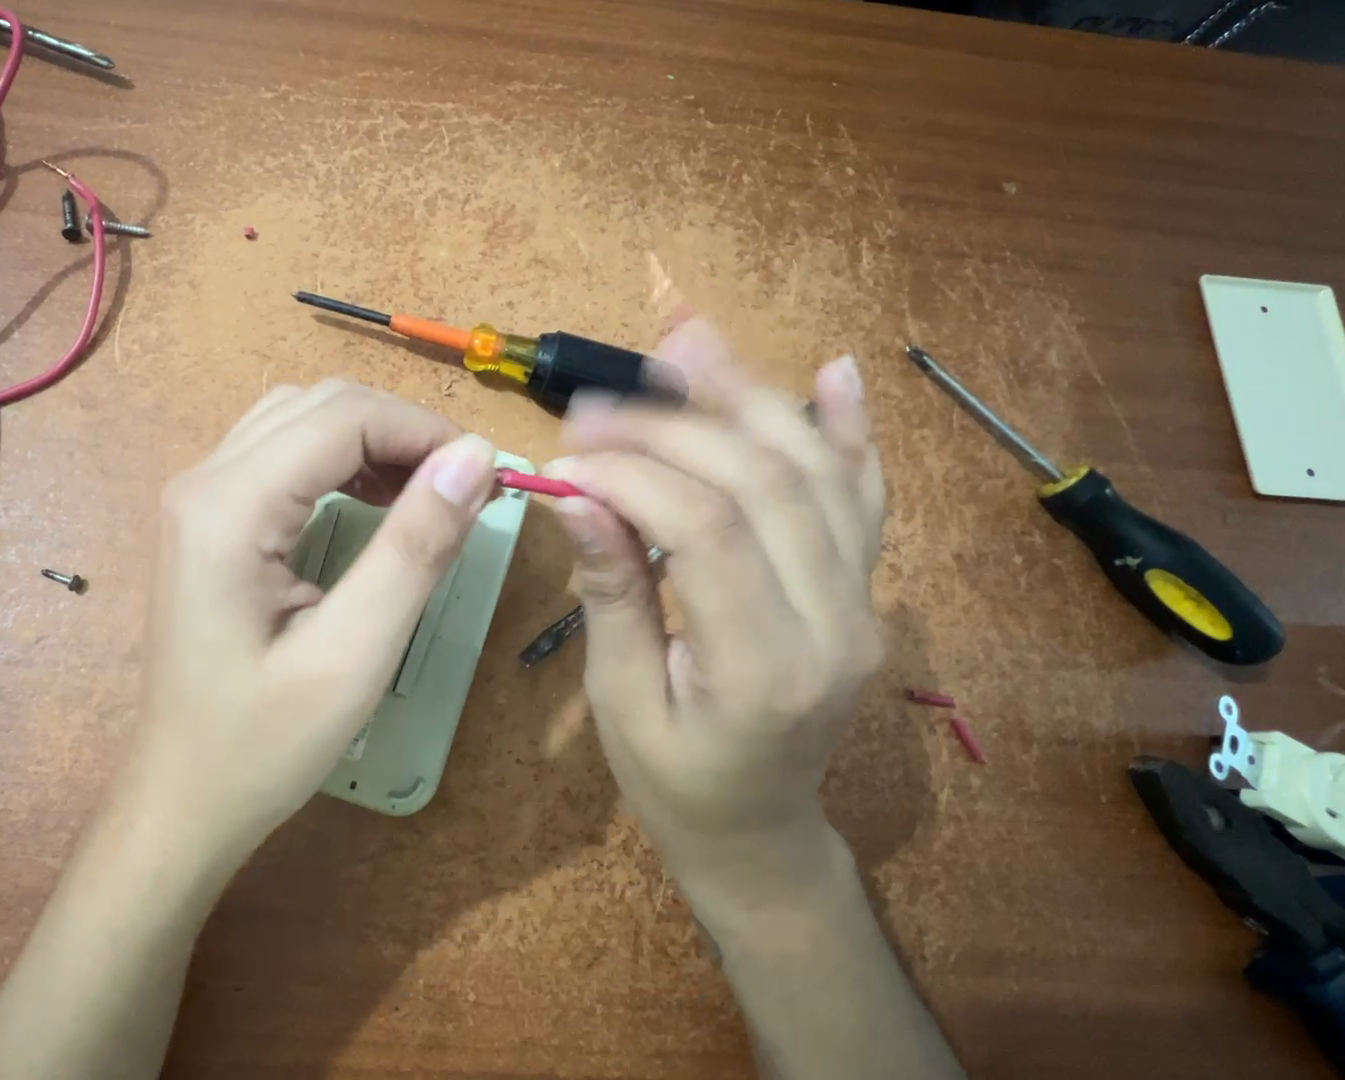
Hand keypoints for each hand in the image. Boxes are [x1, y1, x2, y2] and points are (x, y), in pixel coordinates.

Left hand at [119, 380, 497, 860]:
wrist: (185, 797)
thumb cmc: (266, 744)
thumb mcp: (355, 655)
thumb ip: (414, 548)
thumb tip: (474, 457)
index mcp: (228, 508)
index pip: (342, 417)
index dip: (425, 431)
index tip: (488, 477)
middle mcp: (202, 481)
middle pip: (319, 405)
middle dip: (401, 431)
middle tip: (464, 489)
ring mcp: (198, 498)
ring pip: (299, 420)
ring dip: (371, 440)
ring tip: (427, 494)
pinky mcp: (207, 520)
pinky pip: (280, 454)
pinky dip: (339, 461)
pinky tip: (376, 501)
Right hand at [542, 320, 884, 908]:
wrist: (759, 829)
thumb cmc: (674, 780)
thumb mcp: (621, 700)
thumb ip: (611, 593)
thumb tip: (576, 494)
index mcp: (766, 668)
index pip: (706, 530)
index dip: (631, 474)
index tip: (563, 457)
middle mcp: (838, 623)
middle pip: (766, 481)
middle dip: (672, 424)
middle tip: (596, 402)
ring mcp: (866, 601)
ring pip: (818, 470)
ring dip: (749, 397)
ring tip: (688, 342)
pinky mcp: (866, 588)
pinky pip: (865, 496)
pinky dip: (847, 428)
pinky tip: (832, 371)